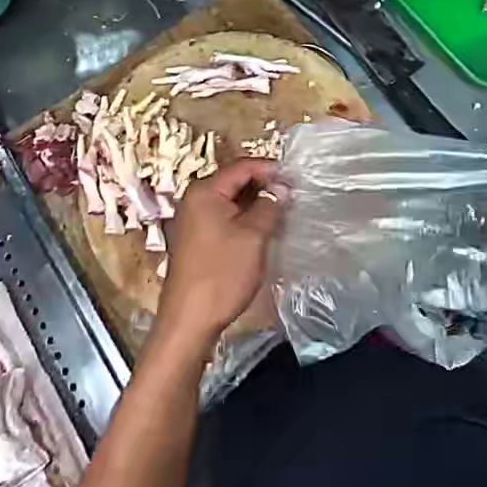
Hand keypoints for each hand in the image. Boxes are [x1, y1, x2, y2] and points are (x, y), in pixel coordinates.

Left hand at [153, 160, 281, 352]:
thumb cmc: (222, 273)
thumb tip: (281, 188)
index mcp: (205, 192)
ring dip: (257, 203)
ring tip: (284, 211)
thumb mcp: (254, 235)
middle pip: (235, 181)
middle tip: (293, 194)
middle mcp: (195, 200)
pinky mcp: (198, 238)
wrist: (190, 319)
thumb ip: (269, 205)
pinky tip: (265, 228)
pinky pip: (225, 217)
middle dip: (265, 185)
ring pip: (232, 200)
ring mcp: (194, 220)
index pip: (242, 166)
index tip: (296, 177)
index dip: (271, 168)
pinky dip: (246, 218)